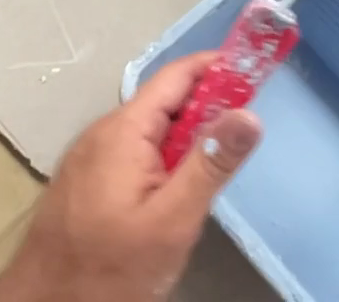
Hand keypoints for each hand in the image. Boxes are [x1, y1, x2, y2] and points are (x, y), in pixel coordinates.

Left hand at [0, 52, 261, 301]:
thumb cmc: (109, 271)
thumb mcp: (173, 220)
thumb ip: (212, 163)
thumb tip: (251, 114)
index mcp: (123, 129)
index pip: (178, 74)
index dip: (218, 68)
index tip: (255, 76)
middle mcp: (102, 132)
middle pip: (165, 100)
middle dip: (206, 108)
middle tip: (239, 136)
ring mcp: (89, 157)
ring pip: (150, 129)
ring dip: (185, 136)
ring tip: (210, 169)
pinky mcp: (84, 182)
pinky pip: (132, 151)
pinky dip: (162, 157)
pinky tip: (173, 192)